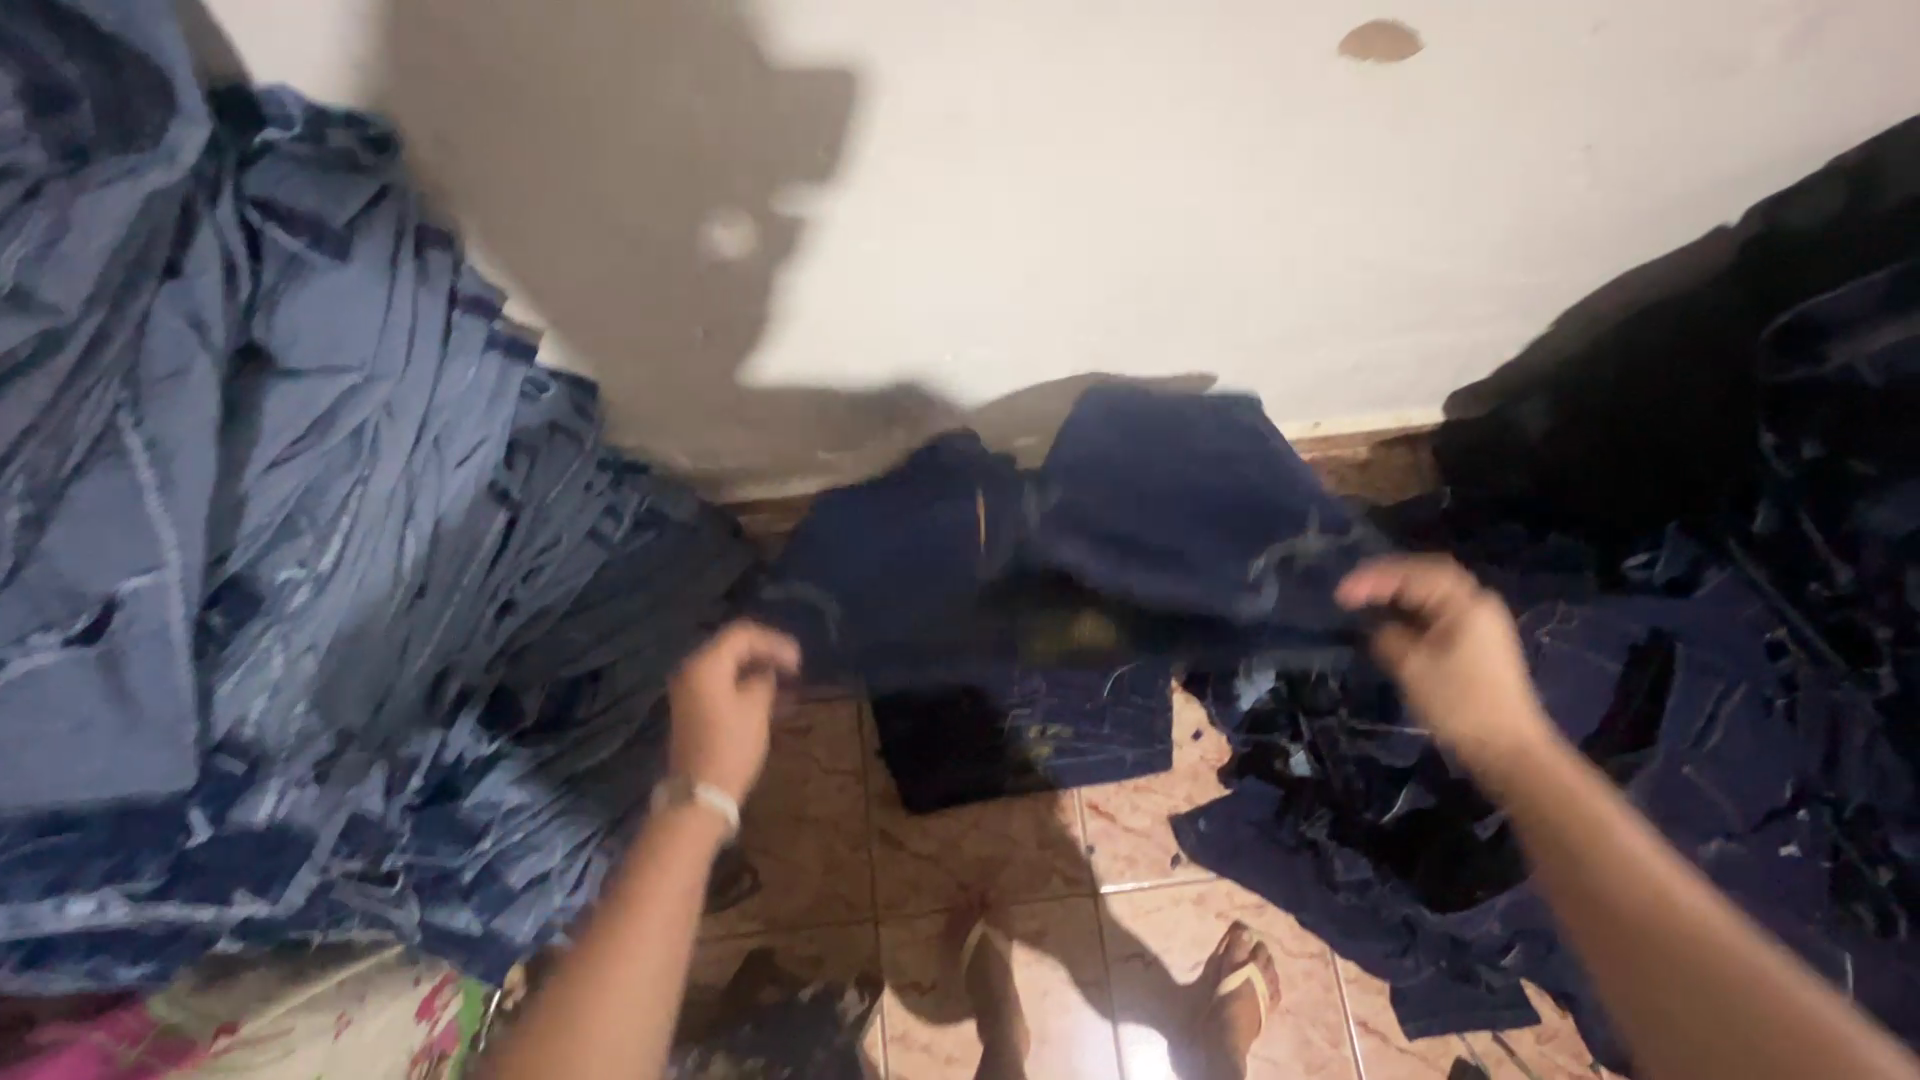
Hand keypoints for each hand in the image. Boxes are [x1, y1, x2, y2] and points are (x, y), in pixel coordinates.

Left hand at [666, 621, 801, 803]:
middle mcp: (692, 670)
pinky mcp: (694, 708)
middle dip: (766, 653)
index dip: (774, 641)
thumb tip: (766, 672)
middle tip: (795, 667)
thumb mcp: (756, 708)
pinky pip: (722, 684)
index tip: (799, 659)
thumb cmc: (730, 746)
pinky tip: (771, 698)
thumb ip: (764, 680)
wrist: (699, 794)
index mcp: (705, 665)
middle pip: (733, 647)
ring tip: (788, 683)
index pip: (742, 634)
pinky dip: (745, 685)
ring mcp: (689, 690)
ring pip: (728, 667)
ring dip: (757, 670)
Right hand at [1335, 555, 1558, 772]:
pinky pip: (1438, 612)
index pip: (1414, 575)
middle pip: (1428, 575)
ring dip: (1399, 592)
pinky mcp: (1476, 643)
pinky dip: (1411, 610)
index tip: (1340, 595)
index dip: (1373, 578)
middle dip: (1388, 577)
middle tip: (1353, 588)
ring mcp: (1480, 624)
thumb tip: (1379, 628)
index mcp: (1465, 604)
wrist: (1506, 747)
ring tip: (1366, 599)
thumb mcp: (1411, 666)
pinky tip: (1391, 619)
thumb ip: (1387, 636)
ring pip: (1434, 593)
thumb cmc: (1459, 703)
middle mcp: (1477, 605)